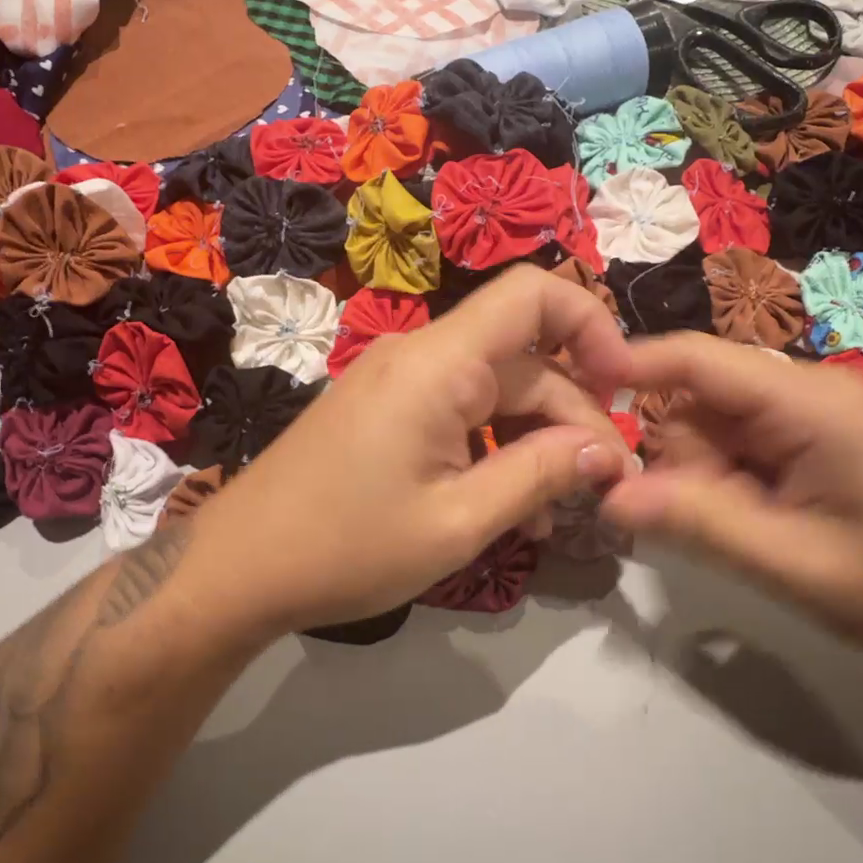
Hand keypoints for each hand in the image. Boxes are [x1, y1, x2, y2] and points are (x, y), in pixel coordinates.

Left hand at [171, 266, 638, 640]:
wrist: (239, 567)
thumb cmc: (348, 547)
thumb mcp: (458, 522)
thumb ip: (540, 475)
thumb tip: (608, 450)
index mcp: (438, 365)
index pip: (532, 294)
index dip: (591, 325)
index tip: (623, 389)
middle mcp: (419, 356)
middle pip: (524, 358)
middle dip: (573, 415)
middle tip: (604, 486)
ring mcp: (397, 382)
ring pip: (494, 390)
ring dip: (535, 441)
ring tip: (559, 513)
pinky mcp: (384, 410)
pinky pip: (458, 412)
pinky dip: (493, 448)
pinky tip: (512, 508)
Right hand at [599, 333, 862, 664]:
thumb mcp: (798, 566)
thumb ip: (701, 526)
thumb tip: (606, 495)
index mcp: (809, 403)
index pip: (696, 358)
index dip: (628, 365)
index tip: (570, 394)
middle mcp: (810, 390)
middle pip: (700, 397)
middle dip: (680, 456)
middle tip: (698, 525)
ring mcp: (819, 412)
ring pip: (718, 424)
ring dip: (707, 475)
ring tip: (749, 535)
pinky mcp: (822, 436)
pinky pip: (747, 442)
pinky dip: (732, 480)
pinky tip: (761, 524)